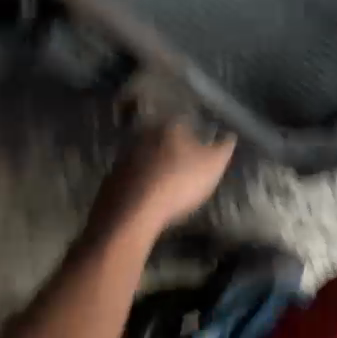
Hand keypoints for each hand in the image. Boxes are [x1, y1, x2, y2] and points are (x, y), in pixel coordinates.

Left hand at [92, 119, 236, 234]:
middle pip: (162, 136)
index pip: (185, 118)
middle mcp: (143, 136)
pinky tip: (151, 194)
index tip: (203, 136)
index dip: (196, 126)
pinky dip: (142, 182)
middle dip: (174, 145)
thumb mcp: (215, 164)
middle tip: (188, 156)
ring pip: (145, 156)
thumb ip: (224, 146)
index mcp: (169, 126)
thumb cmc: (178, 183)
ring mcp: (121, 160)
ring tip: (170, 178)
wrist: (128, 219)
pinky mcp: (108, 183)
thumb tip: (228, 135)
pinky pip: (132, 177)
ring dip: (156, 164)